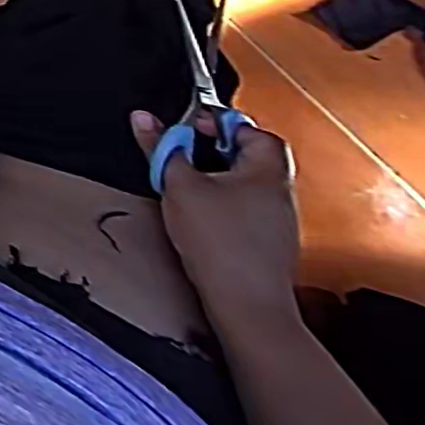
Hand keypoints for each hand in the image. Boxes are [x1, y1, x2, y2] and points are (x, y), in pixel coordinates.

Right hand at [131, 110, 300, 320]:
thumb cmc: (218, 242)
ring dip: (220, 175)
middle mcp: (280, 194)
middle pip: (253, 155)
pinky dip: (226, 201)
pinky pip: (249, 209)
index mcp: (267, 172)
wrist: (246, 305)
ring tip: (189, 180)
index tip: (194, 125)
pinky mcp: (270, 244)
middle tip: (188, 150)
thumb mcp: (178, 184)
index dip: (223, 122)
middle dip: (218, 148)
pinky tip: (200, 212)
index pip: (254, 131)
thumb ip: (161, 147)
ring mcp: (279, 222)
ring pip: (249, 183)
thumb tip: (143, 118)